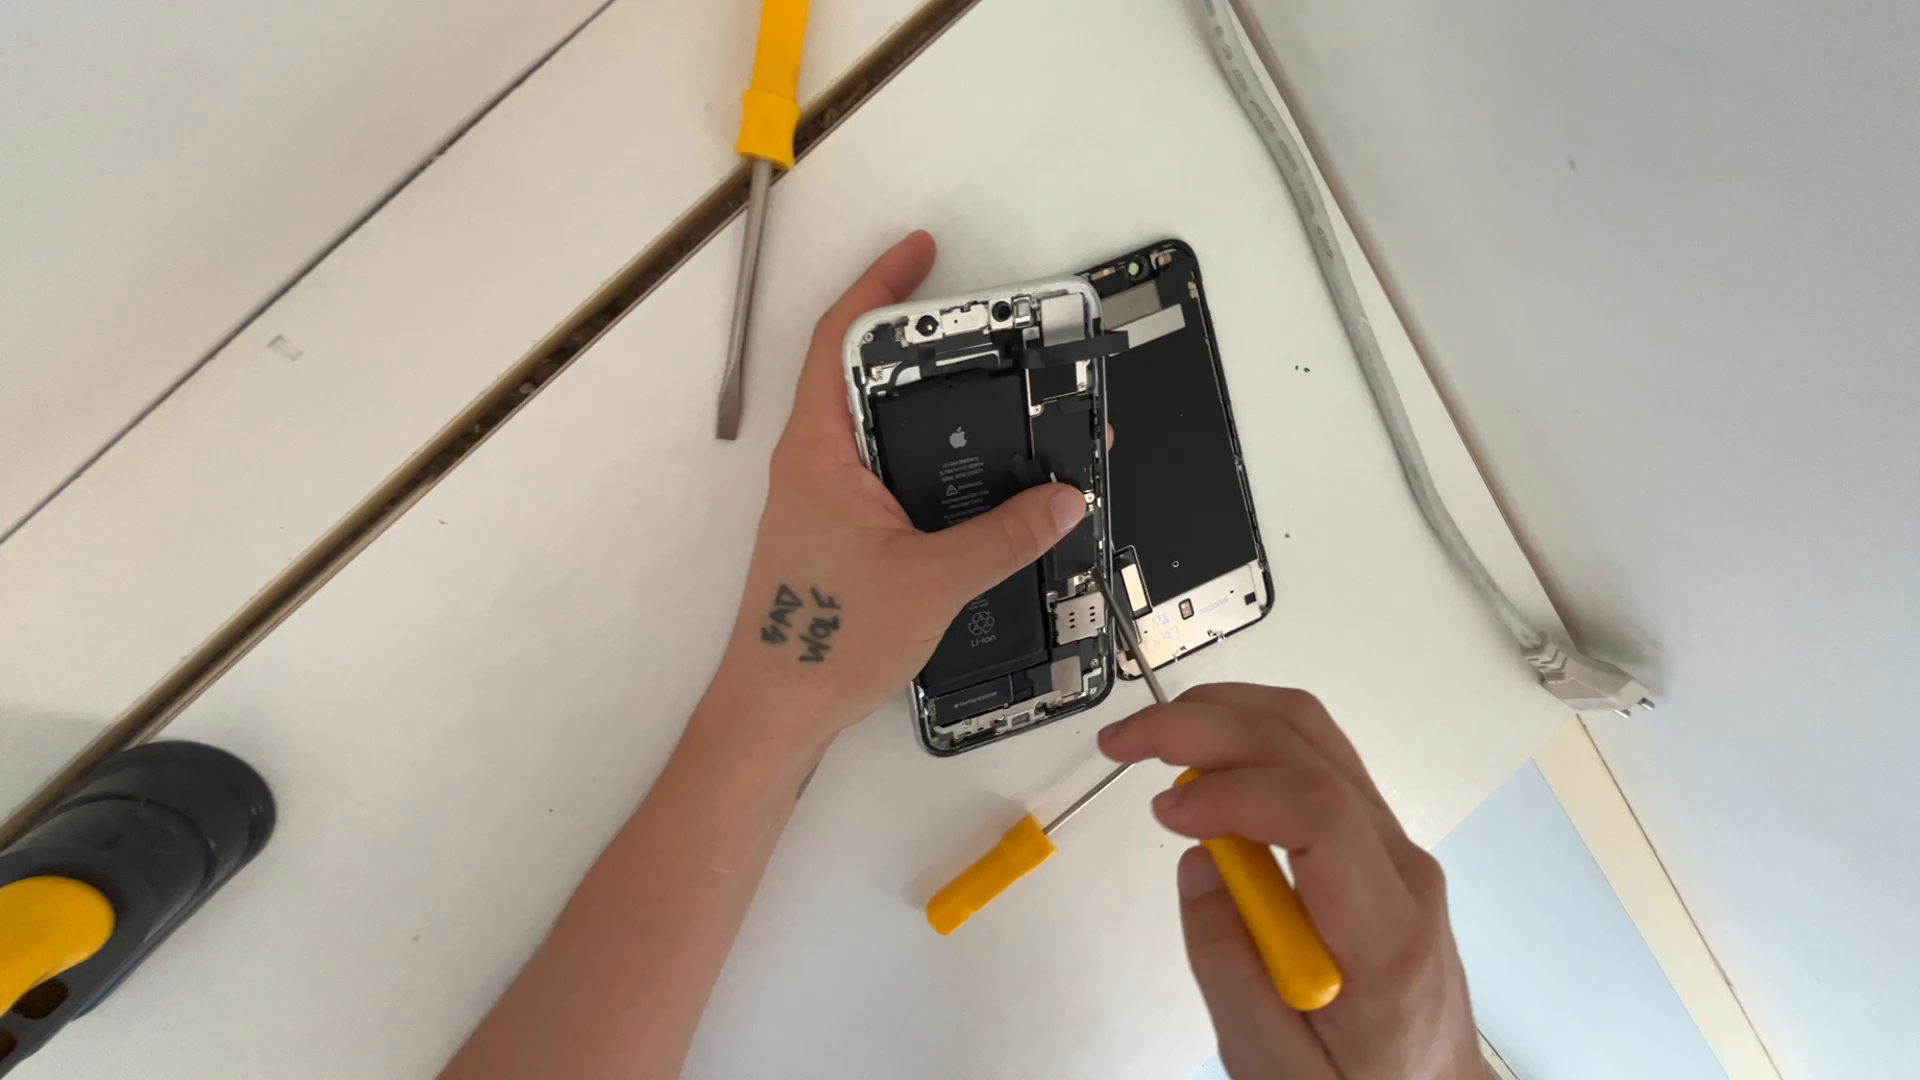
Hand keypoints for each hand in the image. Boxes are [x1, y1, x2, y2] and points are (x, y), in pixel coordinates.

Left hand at [704, 231, 1087, 753]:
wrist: (780, 708)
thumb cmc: (831, 640)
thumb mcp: (932, 582)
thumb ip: (1005, 537)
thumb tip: (1066, 500)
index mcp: (819, 451)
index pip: (839, 340)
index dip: (880, 286)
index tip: (923, 253)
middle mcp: (816, 462)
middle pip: (864, 373)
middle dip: (919, 342)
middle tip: (983, 330)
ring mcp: (825, 495)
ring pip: (878, 423)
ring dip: (925, 403)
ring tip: (990, 396)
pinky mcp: (840, 527)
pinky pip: (886, 468)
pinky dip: (925, 455)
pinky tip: (971, 472)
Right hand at [1098, 684, 1490, 1079]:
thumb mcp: (1277, 1068)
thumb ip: (1230, 969)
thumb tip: (1199, 858)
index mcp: (1386, 928)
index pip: (1318, 811)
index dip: (1230, 792)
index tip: (1164, 813)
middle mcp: (1398, 858)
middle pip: (1301, 745)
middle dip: (1200, 725)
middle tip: (1120, 741)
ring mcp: (1386, 831)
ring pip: (1304, 726)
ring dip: (1217, 712)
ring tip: (1149, 734)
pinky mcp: (1365, 823)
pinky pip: (1305, 746)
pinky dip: (1239, 726)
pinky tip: (1196, 747)